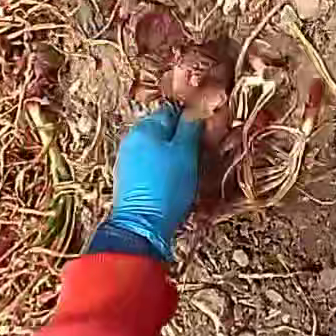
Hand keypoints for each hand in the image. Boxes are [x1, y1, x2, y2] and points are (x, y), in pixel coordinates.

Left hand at [91, 104, 201, 260]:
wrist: (143, 225)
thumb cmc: (166, 187)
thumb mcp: (186, 152)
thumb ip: (191, 127)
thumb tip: (197, 110)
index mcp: (144, 129)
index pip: (172, 111)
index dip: (192, 119)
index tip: (207, 130)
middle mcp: (132, 141)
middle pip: (164, 131)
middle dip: (184, 139)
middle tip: (202, 152)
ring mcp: (128, 161)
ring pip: (159, 149)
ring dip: (175, 155)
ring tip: (192, 170)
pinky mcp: (130, 180)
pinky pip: (152, 166)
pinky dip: (166, 170)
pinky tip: (177, 182)